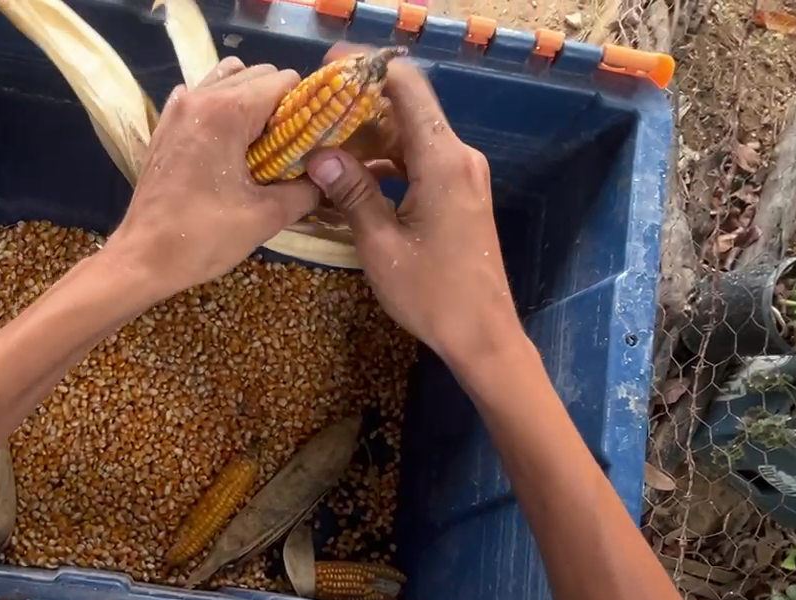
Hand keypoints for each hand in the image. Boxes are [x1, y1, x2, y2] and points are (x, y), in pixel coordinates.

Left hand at [105, 57, 321, 297]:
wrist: (142, 260)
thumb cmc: (200, 239)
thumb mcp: (264, 219)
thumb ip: (303, 192)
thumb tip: (323, 180)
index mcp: (227, 112)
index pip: (284, 82)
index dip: (305, 109)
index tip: (309, 142)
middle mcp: (200, 97)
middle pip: (257, 76)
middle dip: (279, 108)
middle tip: (286, 151)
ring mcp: (177, 110)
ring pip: (227, 81)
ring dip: (249, 106)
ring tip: (256, 149)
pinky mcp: (165, 128)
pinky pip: (202, 101)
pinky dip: (221, 114)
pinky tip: (226, 152)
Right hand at [302, 59, 528, 369]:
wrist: (481, 332)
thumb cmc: (430, 293)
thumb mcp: (381, 245)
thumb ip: (353, 194)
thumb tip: (319, 154)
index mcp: (442, 160)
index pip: (407, 88)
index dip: (368, 71)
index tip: (328, 72)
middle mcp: (458, 157)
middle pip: (408, 112)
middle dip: (361, 110)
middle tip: (314, 117)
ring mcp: (462, 177)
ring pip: (413, 141)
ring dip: (372, 143)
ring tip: (325, 151)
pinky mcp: (460, 198)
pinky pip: (421, 166)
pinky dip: (389, 168)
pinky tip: (355, 183)